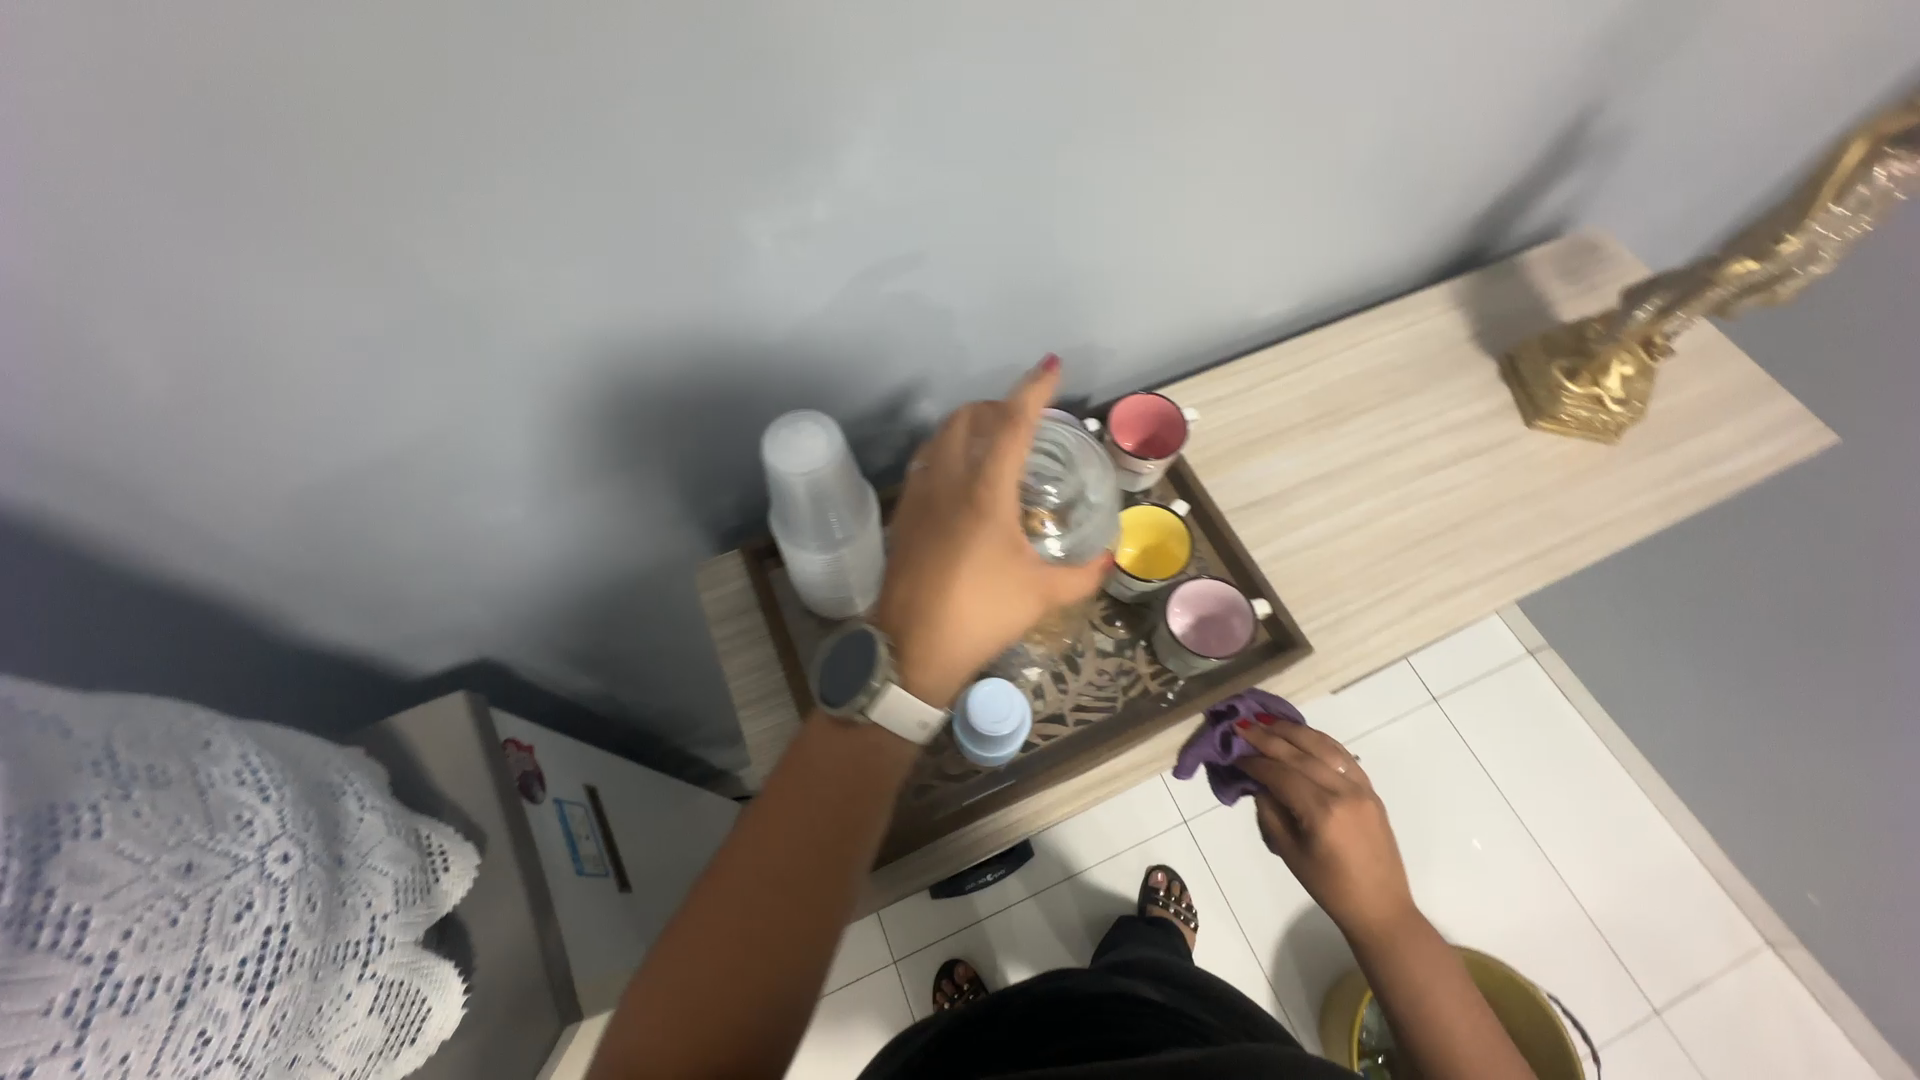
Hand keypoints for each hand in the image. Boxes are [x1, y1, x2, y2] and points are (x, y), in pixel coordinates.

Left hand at [871, 356, 1110, 706]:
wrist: (910, 650)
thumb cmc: (980, 617)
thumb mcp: (1042, 595)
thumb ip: (1082, 574)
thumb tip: (1108, 559)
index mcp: (985, 491)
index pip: (1013, 422)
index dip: (1034, 389)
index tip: (1051, 365)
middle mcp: (947, 481)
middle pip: (968, 418)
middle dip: (997, 407)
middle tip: (1025, 423)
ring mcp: (918, 496)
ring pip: (940, 437)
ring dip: (969, 427)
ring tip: (996, 446)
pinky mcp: (902, 515)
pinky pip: (925, 463)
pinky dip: (947, 453)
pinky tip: (962, 481)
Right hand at [1237, 720, 1419, 940]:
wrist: (1380, 906)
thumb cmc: (1328, 886)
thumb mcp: (1288, 851)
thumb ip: (1270, 811)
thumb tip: (1258, 782)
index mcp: (1321, 811)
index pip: (1280, 773)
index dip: (1254, 761)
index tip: (1233, 753)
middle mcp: (1343, 791)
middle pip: (1299, 753)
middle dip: (1267, 738)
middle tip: (1241, 725)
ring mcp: (1361, 788)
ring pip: (1323, 746)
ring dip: (1293, 731)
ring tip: (1267, 722)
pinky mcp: (1370, 790)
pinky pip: (1343, 755)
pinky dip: (1320, 740)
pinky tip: (1302, 734)